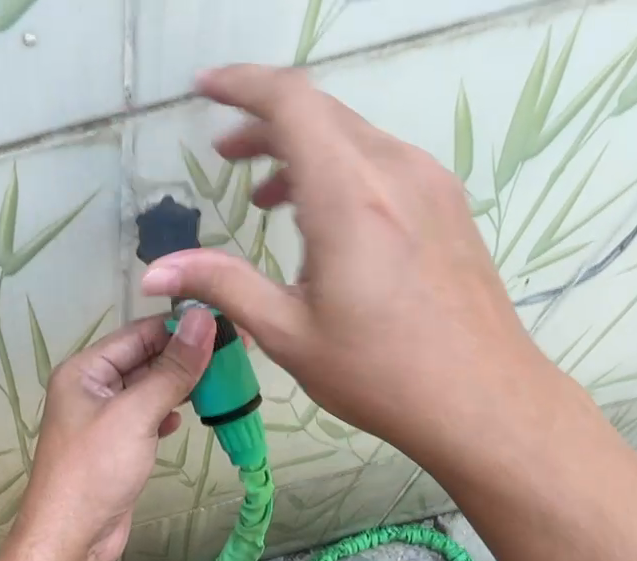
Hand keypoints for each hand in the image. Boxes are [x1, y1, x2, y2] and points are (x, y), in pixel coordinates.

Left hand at [13, 308, 214, 560]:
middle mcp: (90, 389)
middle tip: (237, 353)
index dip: (180, 327)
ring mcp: (103, 420)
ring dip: (180, 386)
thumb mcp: (136, 414)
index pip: (138, 334)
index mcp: (84, 370)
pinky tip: (187, 417)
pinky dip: (168, 414)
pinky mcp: (116, 447)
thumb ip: (172, 368)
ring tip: (223, 381)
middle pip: (144, 359)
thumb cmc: (96, 470)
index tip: (228, 323)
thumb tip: (203, 318)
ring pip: (148, 390)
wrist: (71, 537)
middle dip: (185, 357)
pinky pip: (147, 418)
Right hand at [139, 65, 574, 473]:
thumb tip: (156, 271)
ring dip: (301, 152)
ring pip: (353, 137)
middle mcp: (394, 171)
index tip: (203, 89)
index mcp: (348, 197)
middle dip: (264, 125)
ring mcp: (429, 183)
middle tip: (224, 156)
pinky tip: (320, 221)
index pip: (291, 103)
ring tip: (263, 198)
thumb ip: (222, 285)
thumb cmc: (377, 372)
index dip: (241, 86)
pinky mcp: (446, 204)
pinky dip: (338, 171)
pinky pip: (382, 163)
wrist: (480, 397)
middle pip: (321, 114)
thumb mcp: (286, 332)